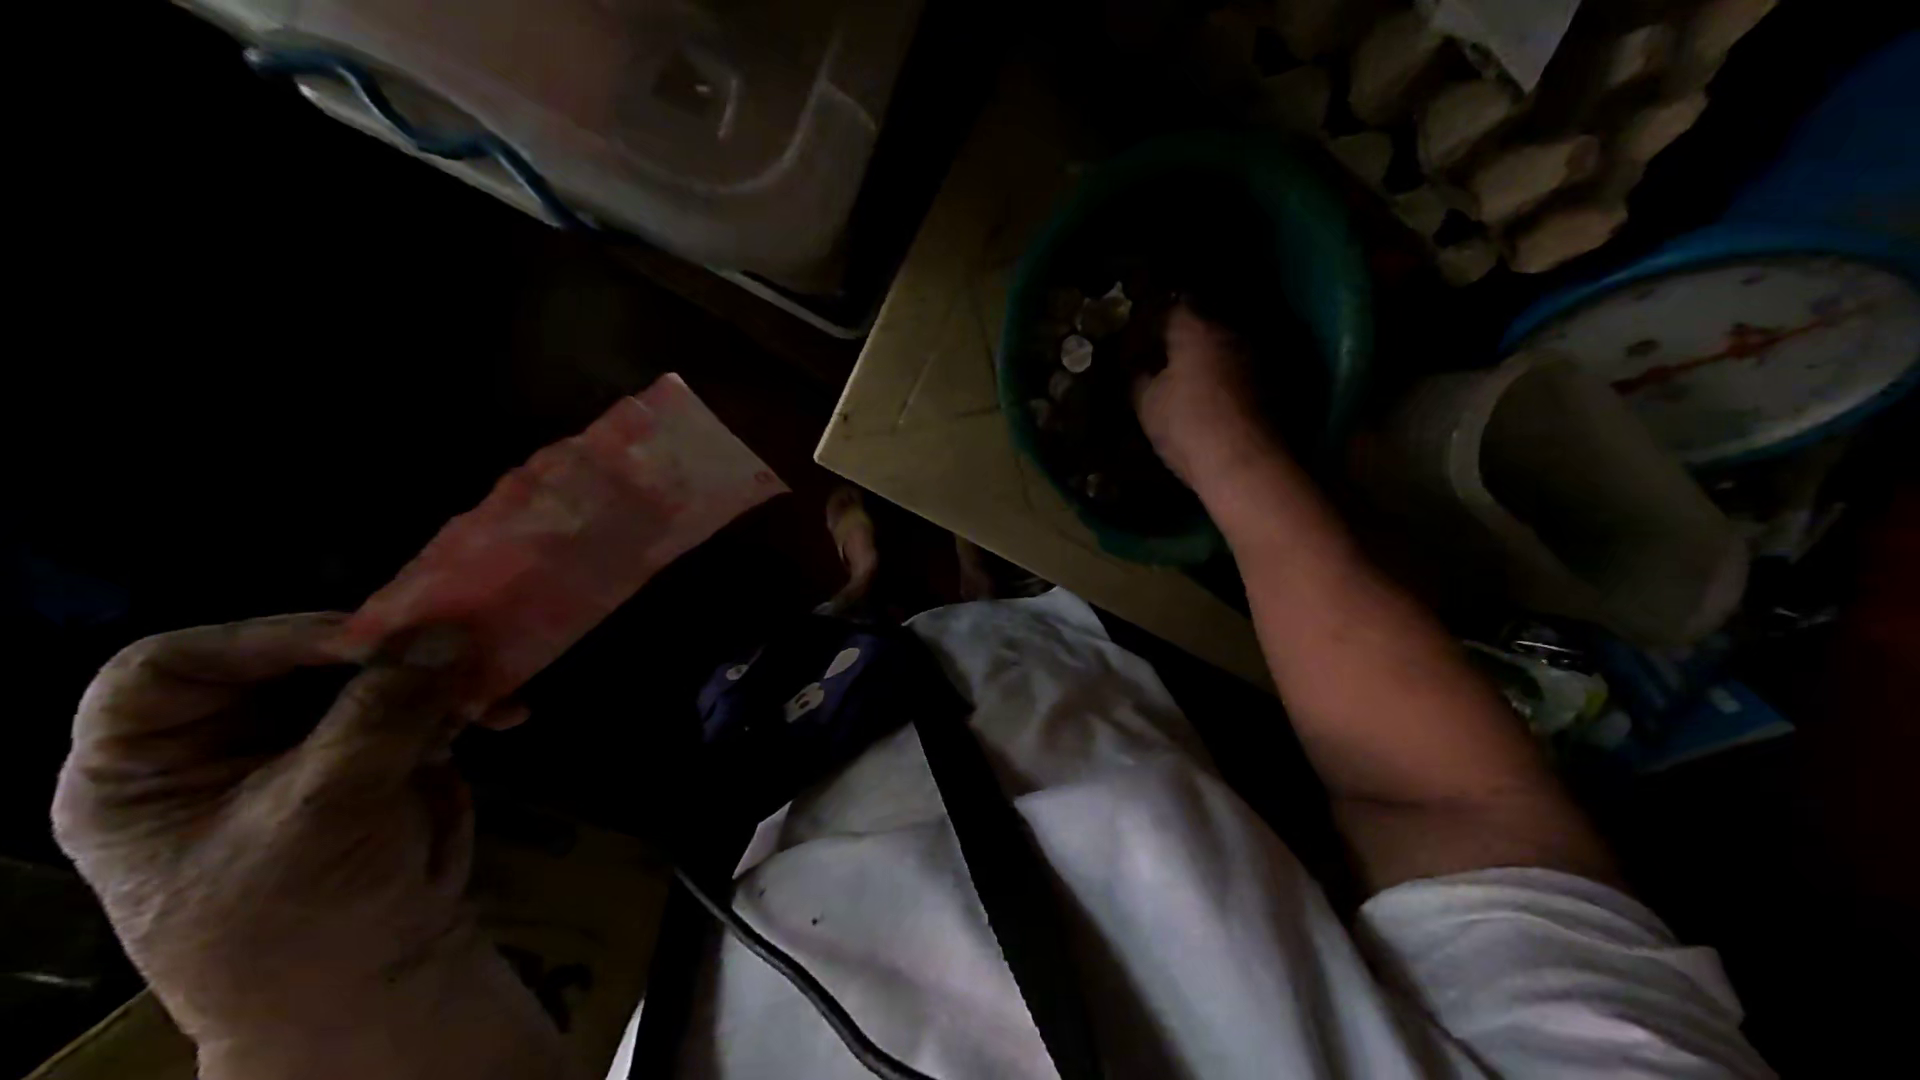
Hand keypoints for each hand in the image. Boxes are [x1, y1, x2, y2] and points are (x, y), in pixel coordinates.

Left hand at [52, 614, 568, 1078]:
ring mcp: (318, 739)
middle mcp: (232, 738)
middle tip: (449, 643)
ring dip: (439, 674)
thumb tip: (445, 634)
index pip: (178, 665)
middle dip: (377, 652)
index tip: (361, 641)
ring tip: (490, 689)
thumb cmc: (300, 918)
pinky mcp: (389, 745)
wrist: (378, 973)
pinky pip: (429, 699)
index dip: (263, 640)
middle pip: (295, 658)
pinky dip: (471, 701)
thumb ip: (381, 716)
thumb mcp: (324, 814)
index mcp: (152, 763)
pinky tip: (506, 714)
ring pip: (375, 672)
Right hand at [1134, 304, 1283, 491]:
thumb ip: (1137, 378)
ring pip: (1217, 348)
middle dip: (1173, 340)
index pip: (1168, 309)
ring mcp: (1253, 359)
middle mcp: (1230, 334)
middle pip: (1198, 325)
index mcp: (1197, 330)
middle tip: (1150, 359)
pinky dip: (1214, 377)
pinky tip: (1200, 398)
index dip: (1147, 323)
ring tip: (1174, 380)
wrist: (1243, 464)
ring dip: (1196, 360)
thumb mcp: (1146, 403)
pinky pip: (1231, 370)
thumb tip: (1135, 368)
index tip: (1132, 342)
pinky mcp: (1266, 385)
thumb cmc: (1187, 426)